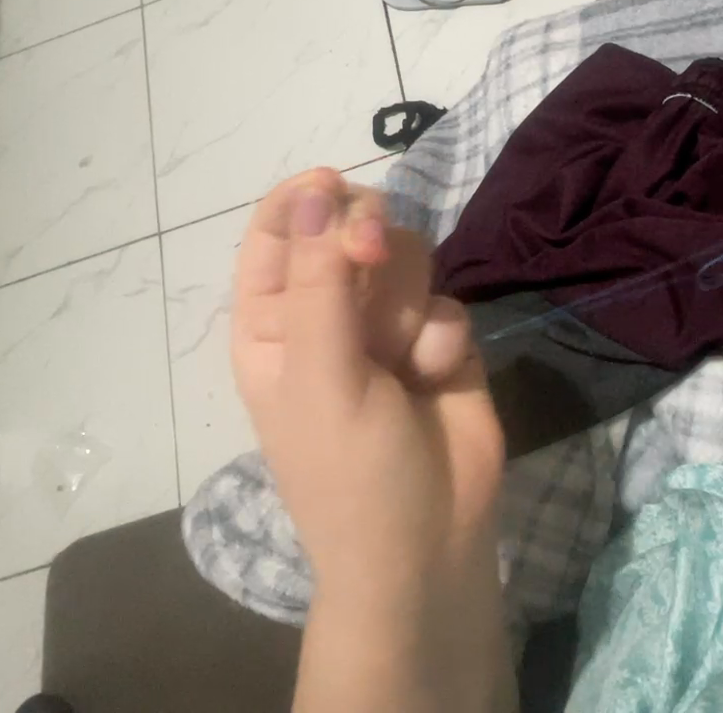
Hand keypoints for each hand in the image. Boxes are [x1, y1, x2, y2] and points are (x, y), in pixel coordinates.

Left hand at [229, 169, 504, 603]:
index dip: (303, 200)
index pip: (277, 232)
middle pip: (352, 229)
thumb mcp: (320, 373)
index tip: (333, 184)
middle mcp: (331, 312)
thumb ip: (320, 277)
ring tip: (403, 358)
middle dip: (369, 241)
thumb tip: (318, 187)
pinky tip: (437, 377)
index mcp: (275, 321)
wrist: (429, 538)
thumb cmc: (349, 467)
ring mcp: (389, 324)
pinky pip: (447, 300)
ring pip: (407, 258)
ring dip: (408, 302)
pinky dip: (443, 335)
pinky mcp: (441, 338)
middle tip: (371, 258)